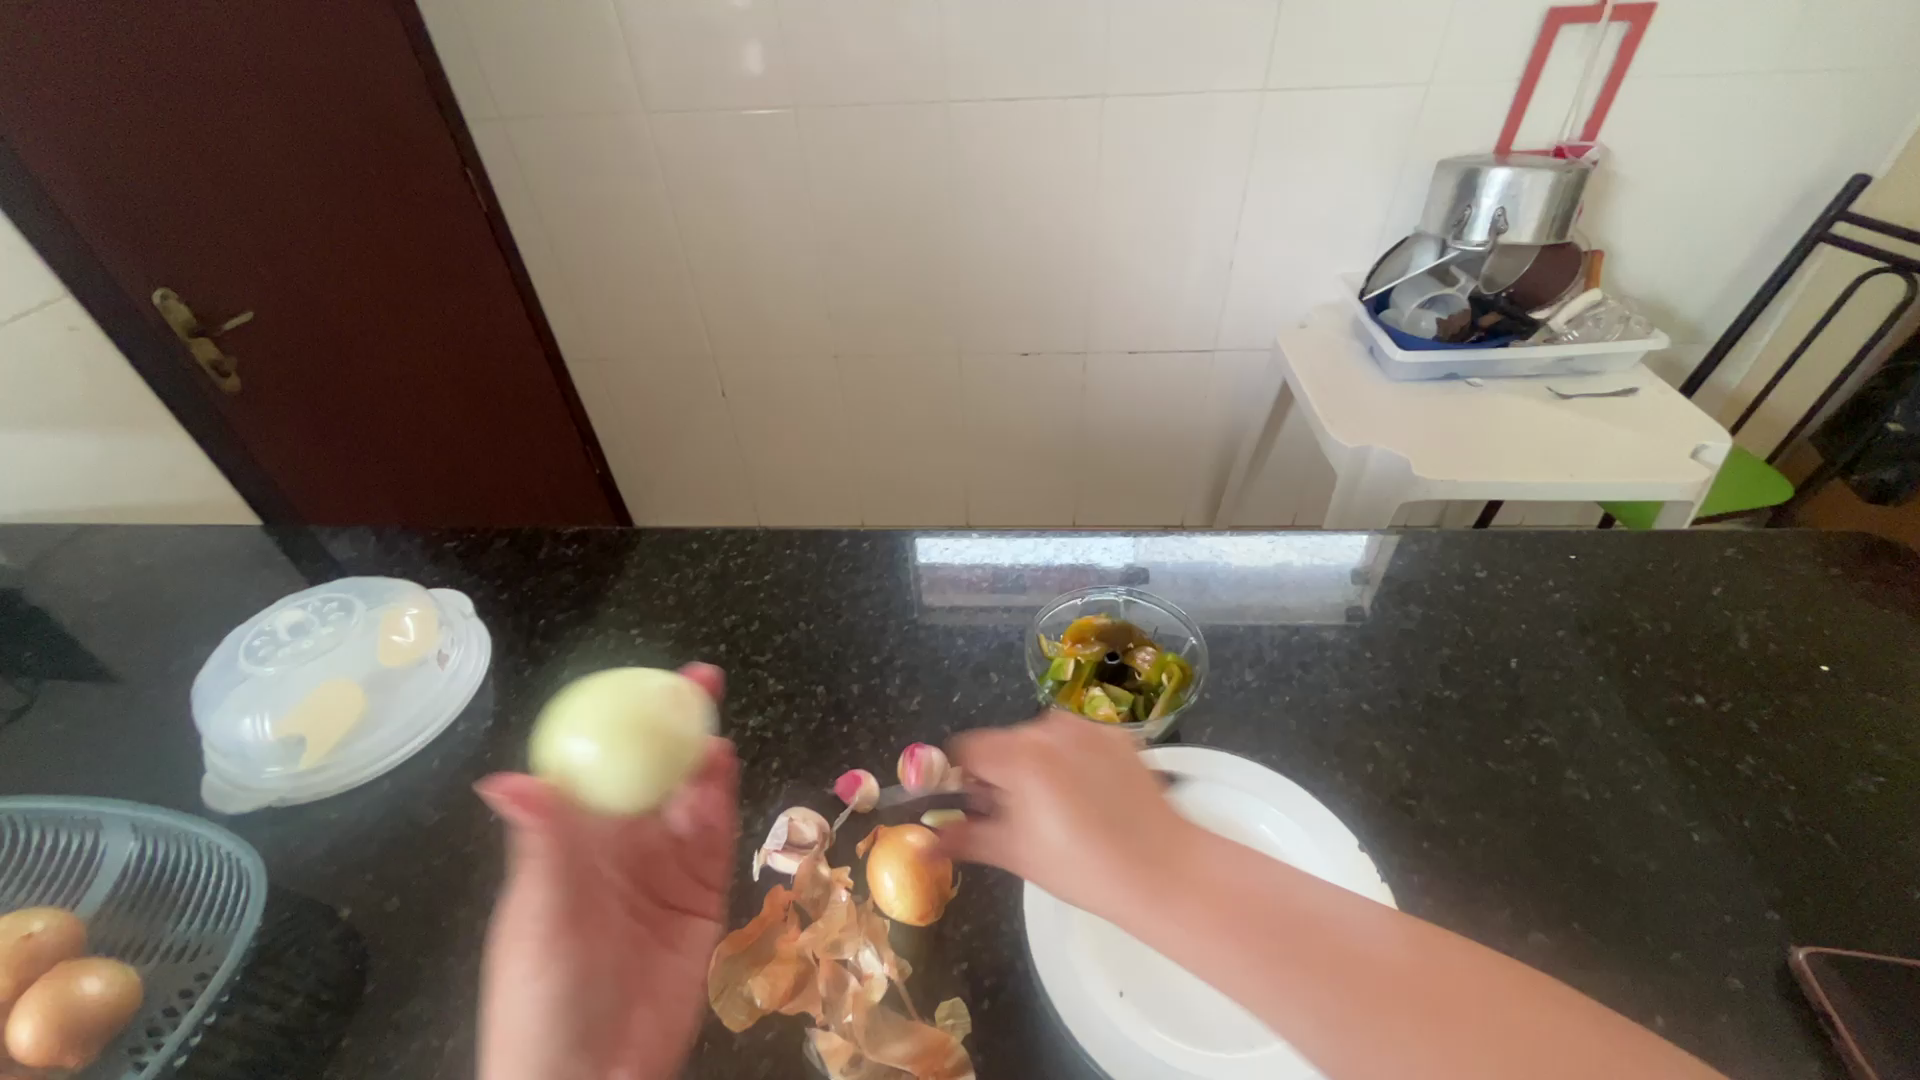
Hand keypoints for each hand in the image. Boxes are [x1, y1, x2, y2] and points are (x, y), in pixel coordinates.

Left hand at [474, 663, 738, 1079]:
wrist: (596, 1076)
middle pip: (655, 769)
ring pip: (691, 795)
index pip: (601, 765)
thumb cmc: (544, 999)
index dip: (621, 722)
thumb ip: (541, 845)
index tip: (641, 684)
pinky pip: (716, 836)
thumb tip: (506, 778)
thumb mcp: (537, 919)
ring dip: (703, 759)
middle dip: (677, 724)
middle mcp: (625, 843)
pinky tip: (723, 773)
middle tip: (699, 682)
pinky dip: (721, 801)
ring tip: (712, 731)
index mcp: (575, 841)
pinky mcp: (703, 890)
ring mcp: (668, 865)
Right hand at [941, 711, 1196, 920]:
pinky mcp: (1116, 733)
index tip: (972, 803)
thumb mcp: (1016, 854)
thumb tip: (924, 840)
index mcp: (1019, 755)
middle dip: (1000, 773)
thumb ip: (964, 837)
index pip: (966, 749)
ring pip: (1039, 738)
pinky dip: (1070, 759)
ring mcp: (1087, 727)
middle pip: (1003, 742)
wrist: (1164, 870)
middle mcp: (1050, 728)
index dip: (961, 776)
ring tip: (1057, 809)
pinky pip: (1075, 738)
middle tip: (1015, 815)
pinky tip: (1088, 796)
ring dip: (1035, 764)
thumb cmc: (1082, 869)